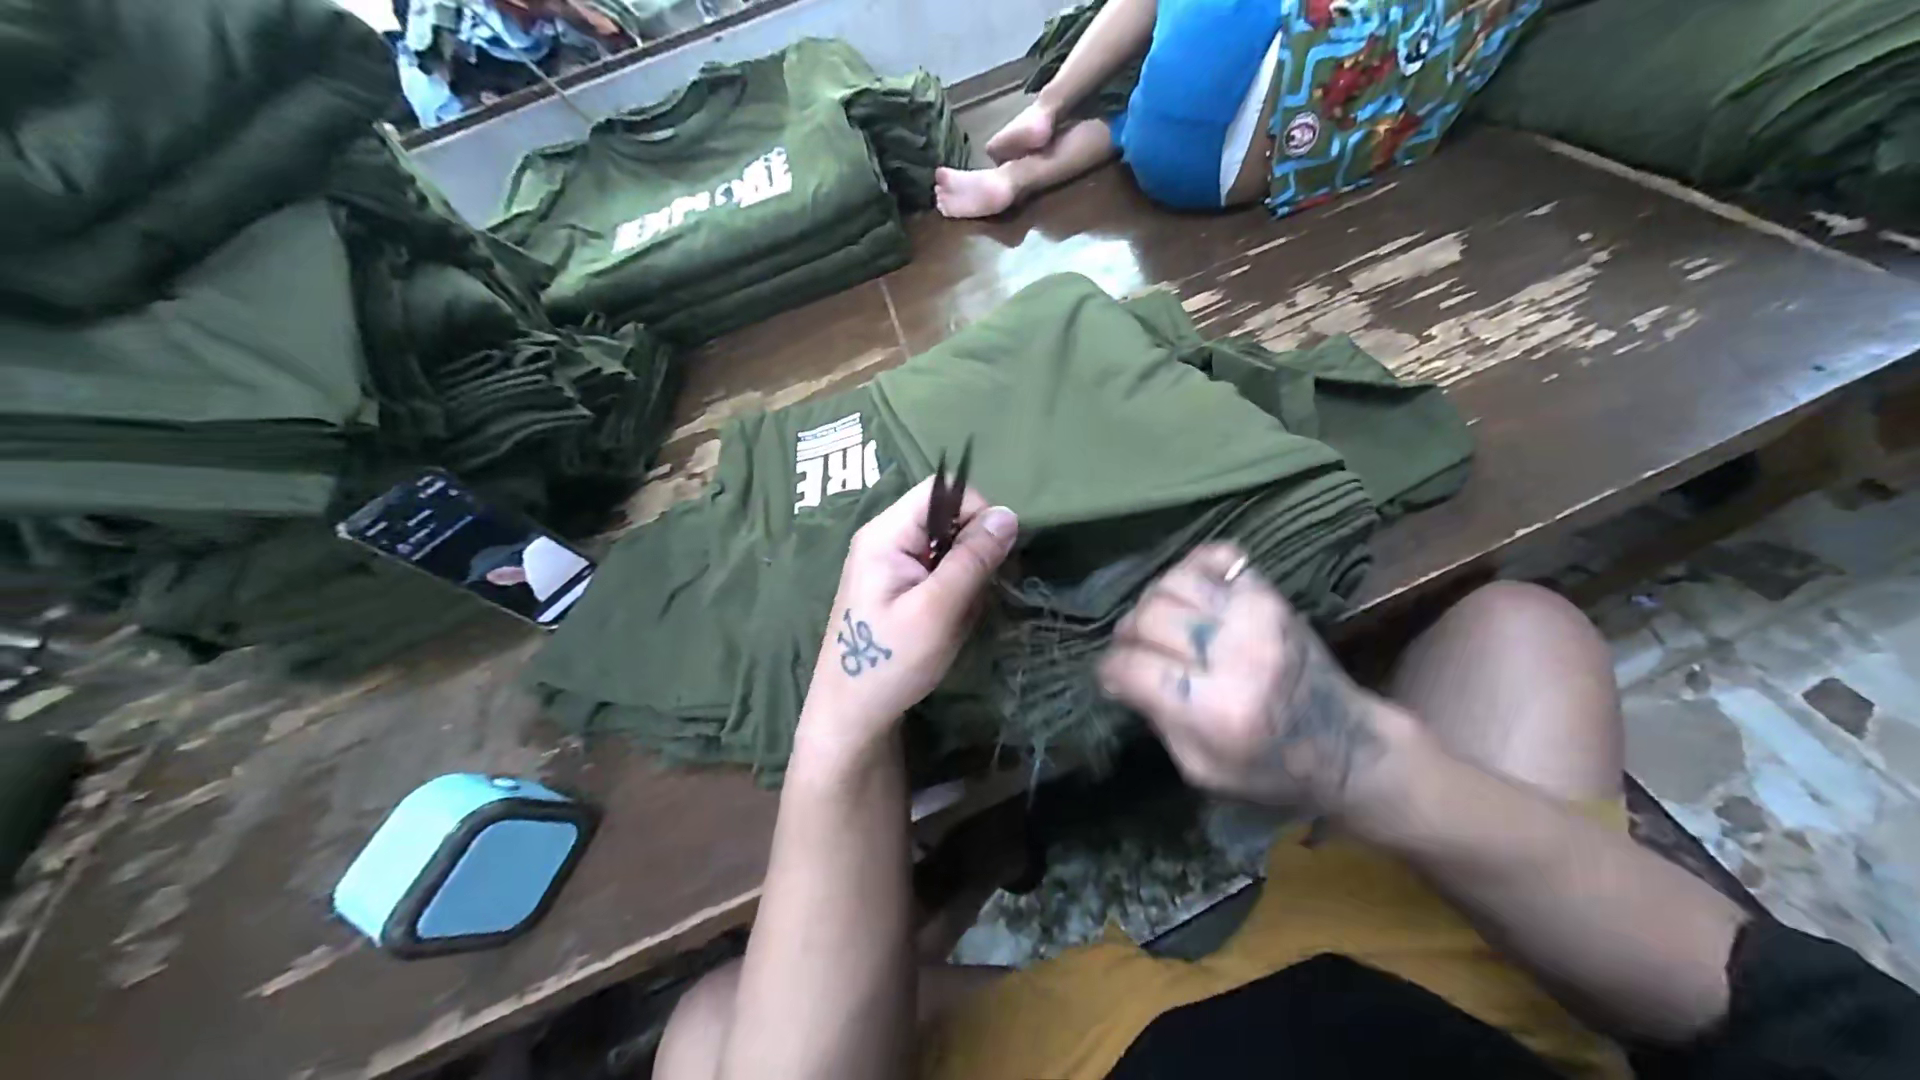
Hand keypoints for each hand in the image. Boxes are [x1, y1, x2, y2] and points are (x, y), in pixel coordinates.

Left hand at [796, 479, 1017, 763]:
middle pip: (948, 518)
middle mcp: (886, 539)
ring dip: (967, 579)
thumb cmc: (891, 662)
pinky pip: (942, 573)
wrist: (853, 714)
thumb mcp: (937, 610)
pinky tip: (948, 623)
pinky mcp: (900, 586)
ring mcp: (892, 564)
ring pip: (950, 548)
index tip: (993, 556)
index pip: (942, 492)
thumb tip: (1009, 514)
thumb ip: (972, 560)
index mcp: (885, 534)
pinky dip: (956, 595)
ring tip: (956, 616)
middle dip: (973, 553)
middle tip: (974, 595)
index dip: (976, 513)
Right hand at [1097, 544, 1402, 816]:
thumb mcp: (1201, 769)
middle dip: (1128, 635)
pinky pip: (1216, 557)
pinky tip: (1192, 598)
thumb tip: (1120, 673)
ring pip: (1173, 582)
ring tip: (1164, 626)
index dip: (1111, 671)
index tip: (1115, 678)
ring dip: (1155, 603)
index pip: (1131, 666)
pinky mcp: (1272, 595)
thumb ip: (1155, 719)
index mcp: (1216, 710)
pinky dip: (1193, 571)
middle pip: (1148, 617)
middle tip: (1138, 653)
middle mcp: (1236, 654)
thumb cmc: (1271, 770)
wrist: (1351, 747)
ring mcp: (1258, 616)